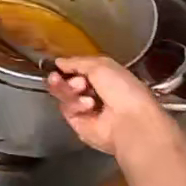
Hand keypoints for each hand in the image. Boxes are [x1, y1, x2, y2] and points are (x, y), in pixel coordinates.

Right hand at [46, 55, 184, 159]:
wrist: (129, 121)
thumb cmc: (121, 89)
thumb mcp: (101, 65)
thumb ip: (77, 62)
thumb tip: (58, 62)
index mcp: (104, 76)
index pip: (78, 70)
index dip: (67, 67)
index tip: (58, 65)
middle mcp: (93, 92)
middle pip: (66, 83)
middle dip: (60, 79)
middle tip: (56, 77)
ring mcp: (85, 108)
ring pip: (63, 95)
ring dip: (66, 89)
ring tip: (78, 88)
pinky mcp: (78, 123)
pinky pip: (67, 109)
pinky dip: (76, 104)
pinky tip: (89, 105)